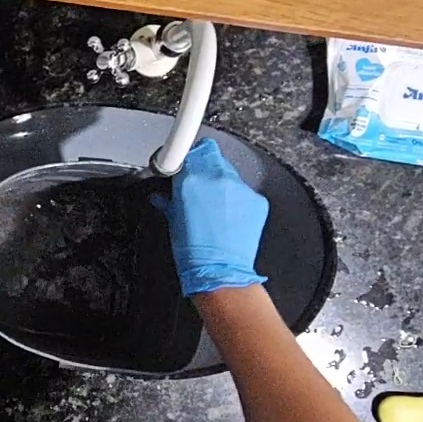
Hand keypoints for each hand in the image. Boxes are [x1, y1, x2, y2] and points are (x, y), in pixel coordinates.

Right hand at [153, 139, 270, 294]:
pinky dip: (236, 200)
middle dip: (204, 171)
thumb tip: (165, 193)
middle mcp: (217, 178)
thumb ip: (169, 197)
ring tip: (214, 208)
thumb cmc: (193, 251)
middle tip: (198, 190)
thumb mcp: (172, 219)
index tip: (183, 166)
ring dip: (221, 185)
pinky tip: (228, 217)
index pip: (190, 150)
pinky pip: (244, 191)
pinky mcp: (257, 200)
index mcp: (191, 179)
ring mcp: (240, 188)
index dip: (186, 158)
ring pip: (229, 174)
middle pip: (212, 158)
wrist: (219, 271)